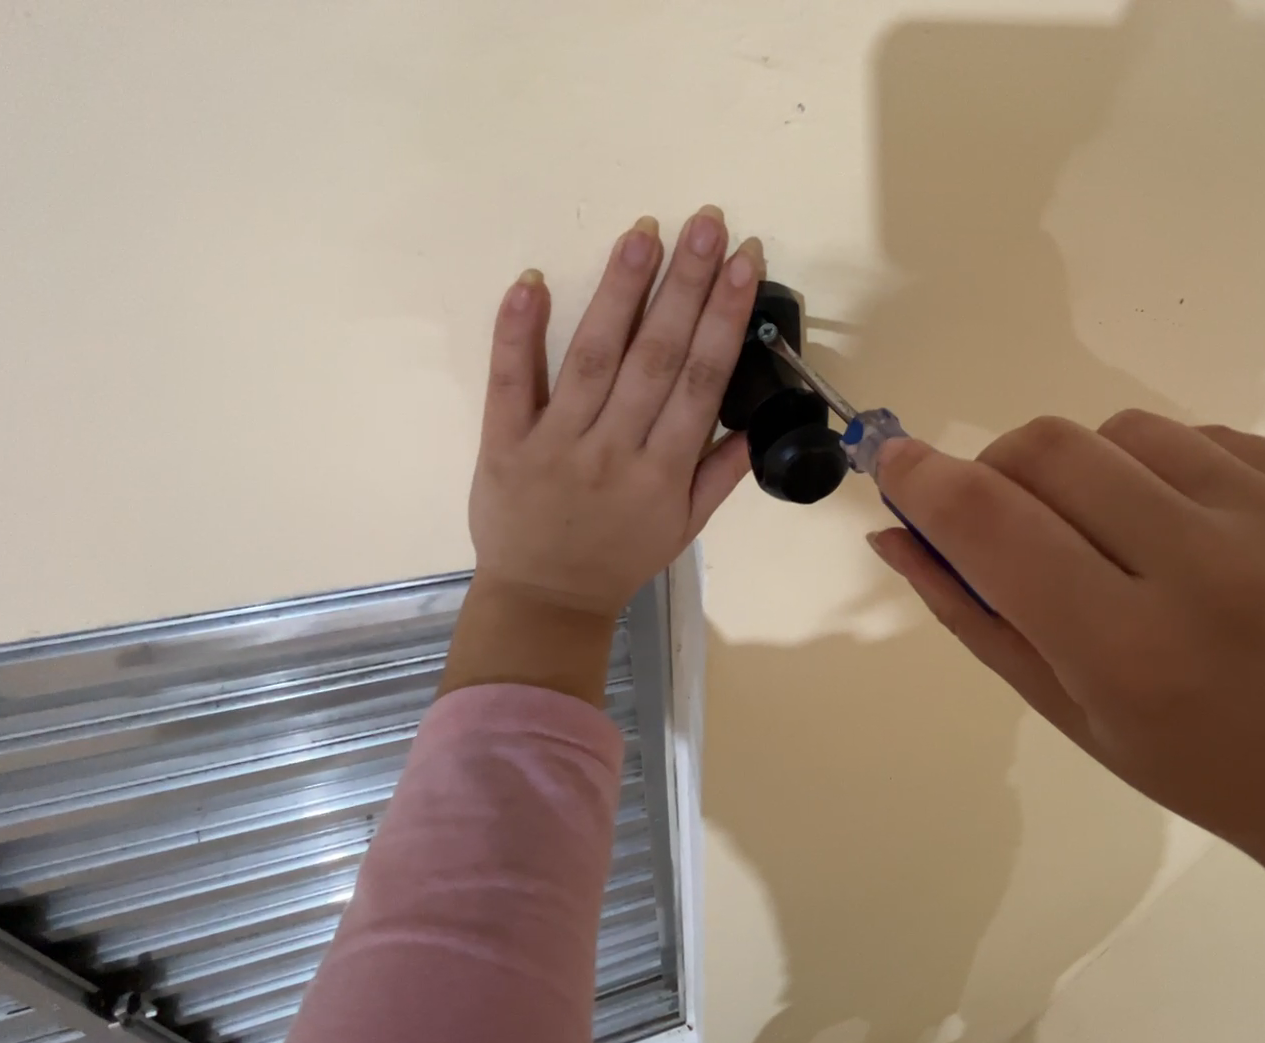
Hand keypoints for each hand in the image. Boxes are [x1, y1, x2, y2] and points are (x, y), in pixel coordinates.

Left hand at [438, 210, 762, 703]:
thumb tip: (760, 422)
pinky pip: (511, 381)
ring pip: (592, 357)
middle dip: (687, 285)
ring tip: (645, 231)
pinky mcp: (504, 441)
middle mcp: (615, 448)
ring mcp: (556, 441)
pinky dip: (518, 331)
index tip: (746, 263)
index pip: (701, 381)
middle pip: (655, 356)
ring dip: (620, 291)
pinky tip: (533, 280)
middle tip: (708, 221)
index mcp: (665, 470)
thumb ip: (722, 473)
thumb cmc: (624, 557)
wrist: (547, 597)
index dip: (726, 318)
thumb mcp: (687, 527)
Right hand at [869, 411, 1264, 982]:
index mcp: (1132, 651)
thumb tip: (895, 529)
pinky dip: (1168, 476)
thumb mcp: (1060, 705)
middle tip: (1010, 511)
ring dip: (1091, 471)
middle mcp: (1216, 572)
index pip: (993, 524)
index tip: (895, 463)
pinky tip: (1198, 538)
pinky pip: (1206, 439)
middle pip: (1052, 447)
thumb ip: (969, 610)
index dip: (926, 481)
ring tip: (1121, 537)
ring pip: (1125, 429)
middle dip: (1002, 469)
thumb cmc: (1187, 762)